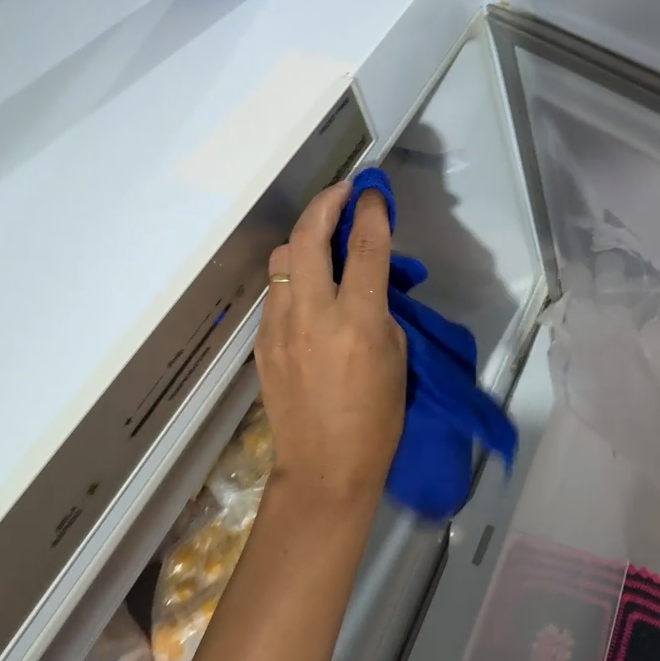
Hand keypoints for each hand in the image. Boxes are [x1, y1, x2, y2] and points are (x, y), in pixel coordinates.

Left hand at [257, 180, 407, 507]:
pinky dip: (295, 275)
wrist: (325, 469)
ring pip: (283, 258)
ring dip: (306, 236)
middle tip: (345, 191)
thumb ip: (379, 309)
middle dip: (328, 202)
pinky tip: (311, 284)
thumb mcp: (396, 355)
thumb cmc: (378, 418)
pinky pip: (277, 291)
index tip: (375, 191)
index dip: (372, 210)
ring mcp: (281, 327)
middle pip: (310, 236)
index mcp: (358, 321)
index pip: (366, 246)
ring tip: (325, 234)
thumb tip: (366, 280)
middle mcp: (314, 315)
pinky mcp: (263, 342)